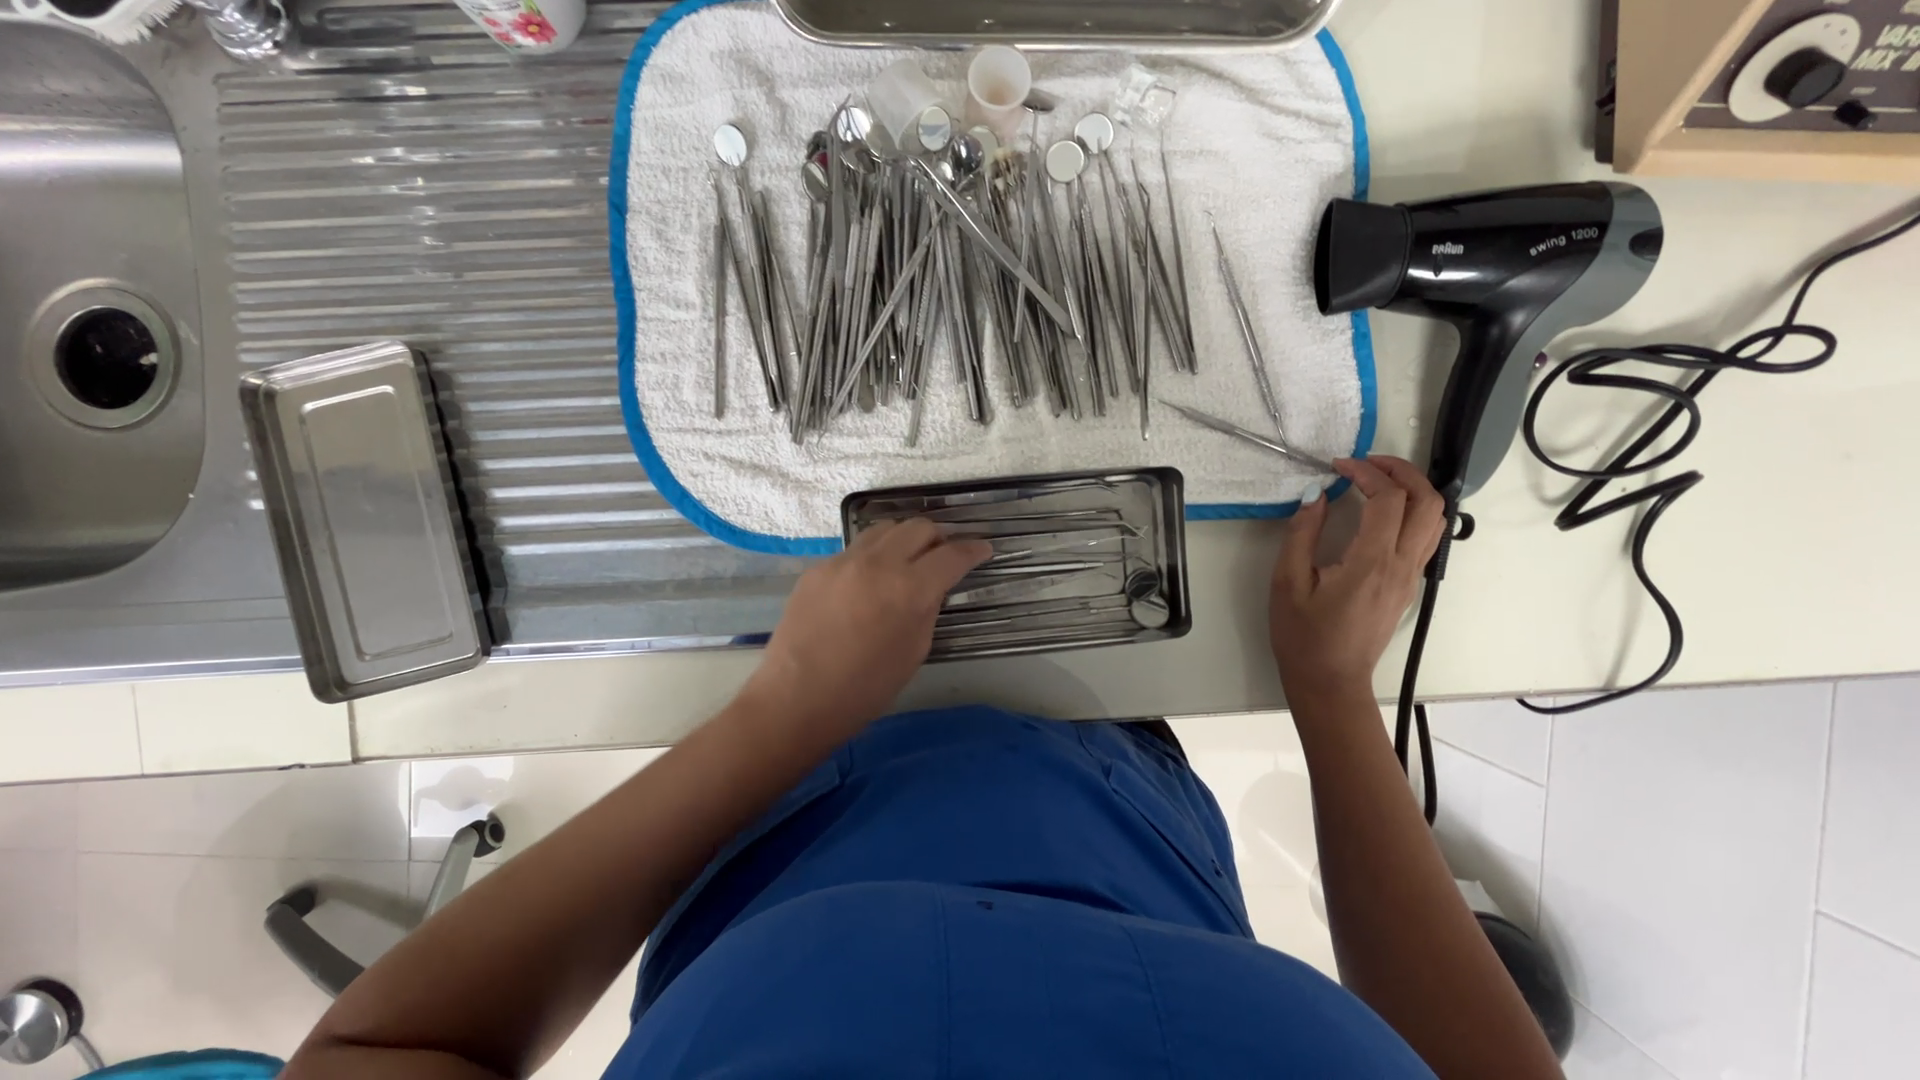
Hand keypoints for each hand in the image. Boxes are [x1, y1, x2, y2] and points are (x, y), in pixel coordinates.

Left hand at [746, 519, 990, 743]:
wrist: (795, 699)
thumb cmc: (864, 689)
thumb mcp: (913, 652)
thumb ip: (927, 610)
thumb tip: (930, 588)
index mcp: (909, 589)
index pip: (952, 555)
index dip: (973, 550)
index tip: (983, 551)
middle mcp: (877, 563)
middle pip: (918, 527)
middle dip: (938, 538)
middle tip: (943, 556)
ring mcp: (842, 562)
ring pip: (883, 529)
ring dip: (903, 539)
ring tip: (907, 560)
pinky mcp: (817, 569)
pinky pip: (854, 550)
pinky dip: (872, 557)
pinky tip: (868, 582)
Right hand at [1269, 457, 1446, 704]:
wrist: (1330, 681)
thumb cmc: (1303, 636)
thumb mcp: (1288, 582)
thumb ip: (1302, 534)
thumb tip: (1316, 496)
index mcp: (1372, 562)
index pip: (1388, 499)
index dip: (1366, 472)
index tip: (1338, 466)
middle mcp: (1401, 566)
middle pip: (1427, 501)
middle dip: (1402, 472)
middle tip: (1367, 463)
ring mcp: (1410, 577)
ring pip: (1435, 519)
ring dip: (1413, 490)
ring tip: (1377, 482)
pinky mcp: (1407, 586)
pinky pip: (1424, 537)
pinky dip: (1411, 512)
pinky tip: (1380, 513)